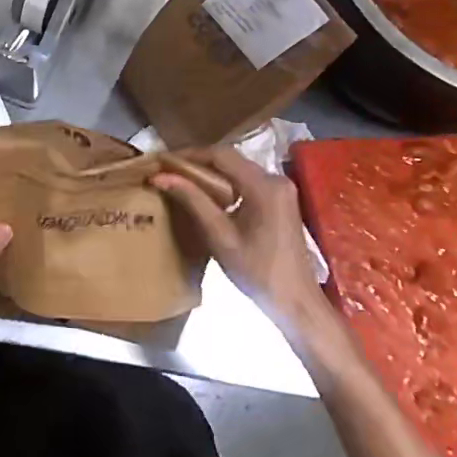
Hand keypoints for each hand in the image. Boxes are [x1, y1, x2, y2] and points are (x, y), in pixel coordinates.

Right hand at [153, 148, 329, 327]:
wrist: (296, 302)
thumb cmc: (257, 272)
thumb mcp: (220, 236)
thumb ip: (193, 200)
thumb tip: (161, 176)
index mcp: (264, 185)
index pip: (221, 155)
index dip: (190, 154)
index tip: (163, 161)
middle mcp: (275, 179)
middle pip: (231, 159)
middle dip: (198, 162)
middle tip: (168, 170)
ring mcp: (281, 188)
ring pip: (238, 169)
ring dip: (210, 172)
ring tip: (181, 179)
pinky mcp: (281, 199)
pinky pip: (247, 181)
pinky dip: (225, 182)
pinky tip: (207, 193)